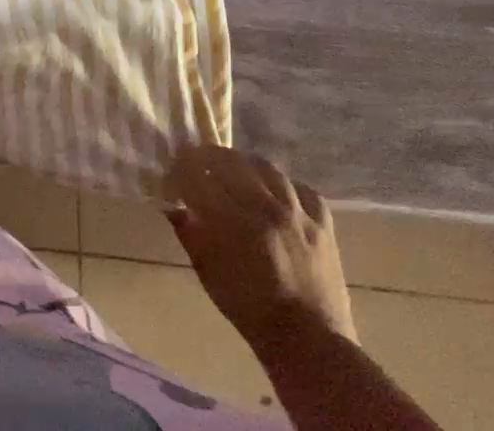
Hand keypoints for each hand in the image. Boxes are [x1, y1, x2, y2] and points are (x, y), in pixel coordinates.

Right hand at [163, 145, 356, 349]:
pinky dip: (283, 184)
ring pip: (267, 169)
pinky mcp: (323, 225)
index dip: (178, 169)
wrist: (306, 336)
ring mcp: (298, 215)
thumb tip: (171, 205)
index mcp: (231, 221)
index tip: (170, 171)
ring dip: (243, 162)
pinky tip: (274, 190)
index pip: (196, 177)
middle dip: (206, 157)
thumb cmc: (245, 304)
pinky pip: (303, 190)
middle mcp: (265, 208)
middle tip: (193, 161)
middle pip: (230, 162)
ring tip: (231, 168)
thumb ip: (188, 231)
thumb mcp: (205, 268)